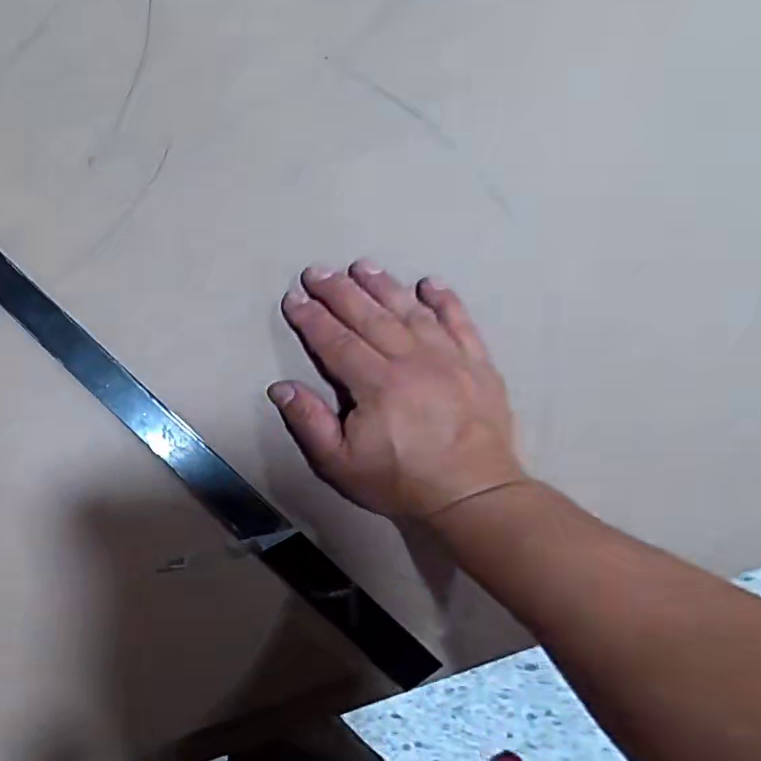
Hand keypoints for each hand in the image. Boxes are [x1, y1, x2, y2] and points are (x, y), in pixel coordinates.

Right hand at [270, 260, 526, 519]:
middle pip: (371, 317)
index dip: (312, 319)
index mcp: (377, 384)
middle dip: (340, 292)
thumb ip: (309, 422)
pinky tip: (430, 283)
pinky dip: (445, 301)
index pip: (336, 342)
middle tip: (318, 271)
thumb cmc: (396, 480)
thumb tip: (282, 387)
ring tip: (363, 266)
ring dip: (384, 286)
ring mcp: (451, 359)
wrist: (471, 494)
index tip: (294, 298)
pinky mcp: (478, 365)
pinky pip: (461, 323)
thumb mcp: (337, 462)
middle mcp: (414, 361)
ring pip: (412, 312)